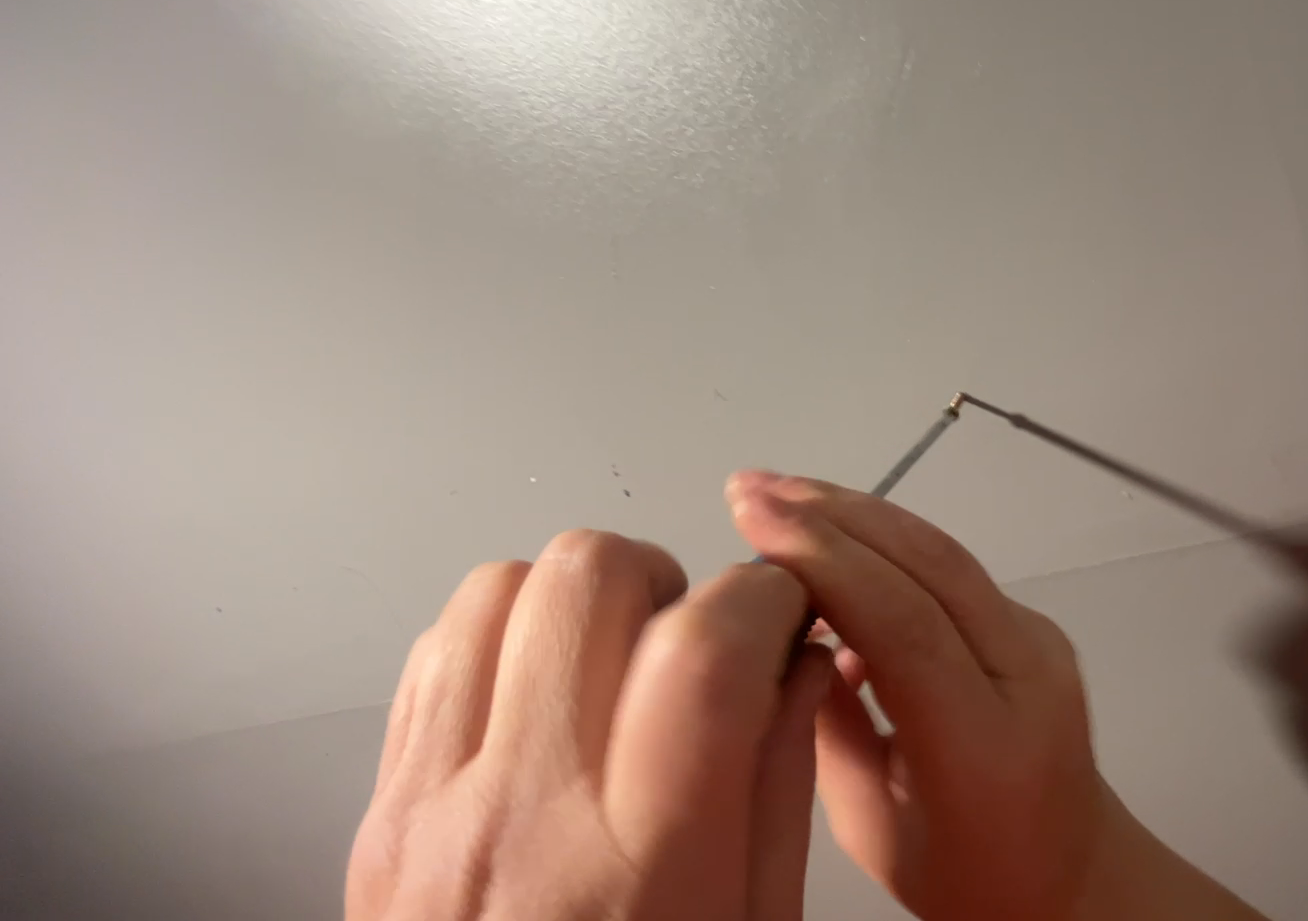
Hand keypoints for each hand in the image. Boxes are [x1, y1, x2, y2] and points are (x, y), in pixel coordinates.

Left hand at [346, 530, 833, 920]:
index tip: (786, 609)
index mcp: (641, 860)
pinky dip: (512, 634)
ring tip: (622, 658)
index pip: (701, 652)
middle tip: (697, 637)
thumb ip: (784, 775)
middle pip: (588, 580)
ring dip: (584, 598)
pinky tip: (553, 693)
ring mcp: (428, 803)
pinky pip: (438, 646)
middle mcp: (522, 811)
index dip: (762, 598)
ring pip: (502, 588)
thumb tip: (799, 651)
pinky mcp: (379, 804)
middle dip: (668, 577)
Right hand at [726, 472, 1267, 920]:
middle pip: (928, 564)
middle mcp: (1027, 669)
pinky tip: (832, 530)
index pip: (904, 623)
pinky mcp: (1028, 619)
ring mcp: (1036, 635)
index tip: (753, 515)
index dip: (826, 558)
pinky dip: (883, 539)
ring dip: (858, 512)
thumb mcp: (869, 822)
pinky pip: (948, 566)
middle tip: (752, 485)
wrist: (1071, 871)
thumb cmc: (962, 873)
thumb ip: (828, 722)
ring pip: (941, 549)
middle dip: (833, 514)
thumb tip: (789, 629)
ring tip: (781, 491)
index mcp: (985, 743)